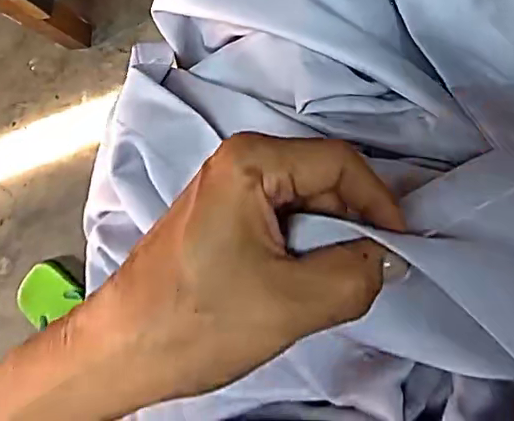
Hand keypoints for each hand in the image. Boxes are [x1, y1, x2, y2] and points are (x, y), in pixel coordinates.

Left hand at [0, 134, 404, 420]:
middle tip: (376, 263)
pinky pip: (288, 209)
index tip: (401, 245)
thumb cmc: (192, 323)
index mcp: (253, 159)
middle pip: (325, 175)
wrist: (111, 358)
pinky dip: (310, 238)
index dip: (378, 201)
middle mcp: (244, 154)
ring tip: (345, 273)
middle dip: (355, 219)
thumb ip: (353, 276)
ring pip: (309, 194)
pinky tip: (310, 272)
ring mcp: (232, 179)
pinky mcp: (228, 205)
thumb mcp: (287, 305)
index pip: (339, 163)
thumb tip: (394, 259)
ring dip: (334, 231)